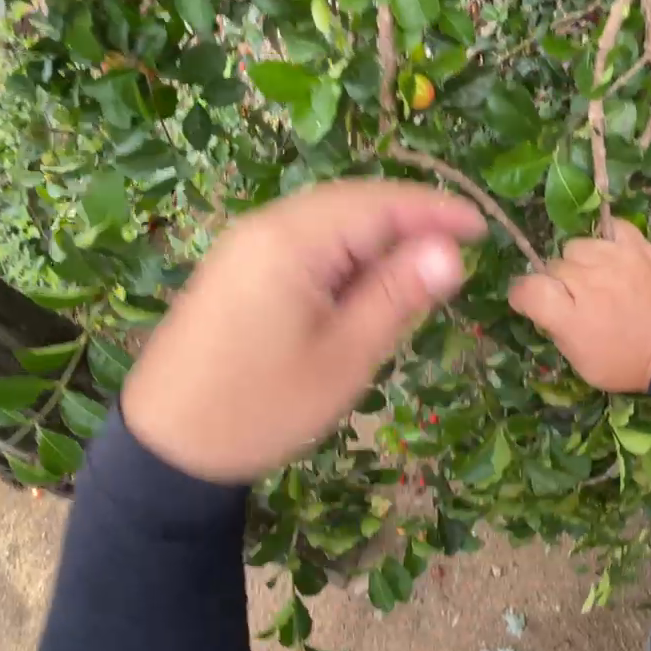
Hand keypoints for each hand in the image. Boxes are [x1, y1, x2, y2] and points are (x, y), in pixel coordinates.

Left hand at [122, 180, 484, 482]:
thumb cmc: (262, 407)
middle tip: (458, 252)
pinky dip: (346, 254)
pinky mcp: (239, 267)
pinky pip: (306, 242)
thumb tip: (451, 252)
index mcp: (292, 241)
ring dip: (379, 240)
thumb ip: (398, 296)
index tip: (483, 228)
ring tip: (421, 272)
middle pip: (354, 203)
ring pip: (330, 221)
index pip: (380, 204)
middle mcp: (266, 226)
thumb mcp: (345, 357)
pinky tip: (366, 284)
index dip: (437, 211)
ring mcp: (247, 244)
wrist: (167, 448)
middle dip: (410, 222)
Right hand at [508, 218, 650, 392]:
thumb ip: (555, 330)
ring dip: (580, 261)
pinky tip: (611, 255)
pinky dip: (607, 239)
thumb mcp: (580, 363)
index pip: (526, 288)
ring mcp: (614, 260)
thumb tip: (540, 305)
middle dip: (557, 282)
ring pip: (577, 246)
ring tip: (597, 277)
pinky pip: (611, 228)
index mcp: (570, 316)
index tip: (529, 301)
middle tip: (576, 298)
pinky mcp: (638, 247)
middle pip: (552, 266)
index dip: (522, 294)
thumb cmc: (626, 362)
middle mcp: (588, 282)